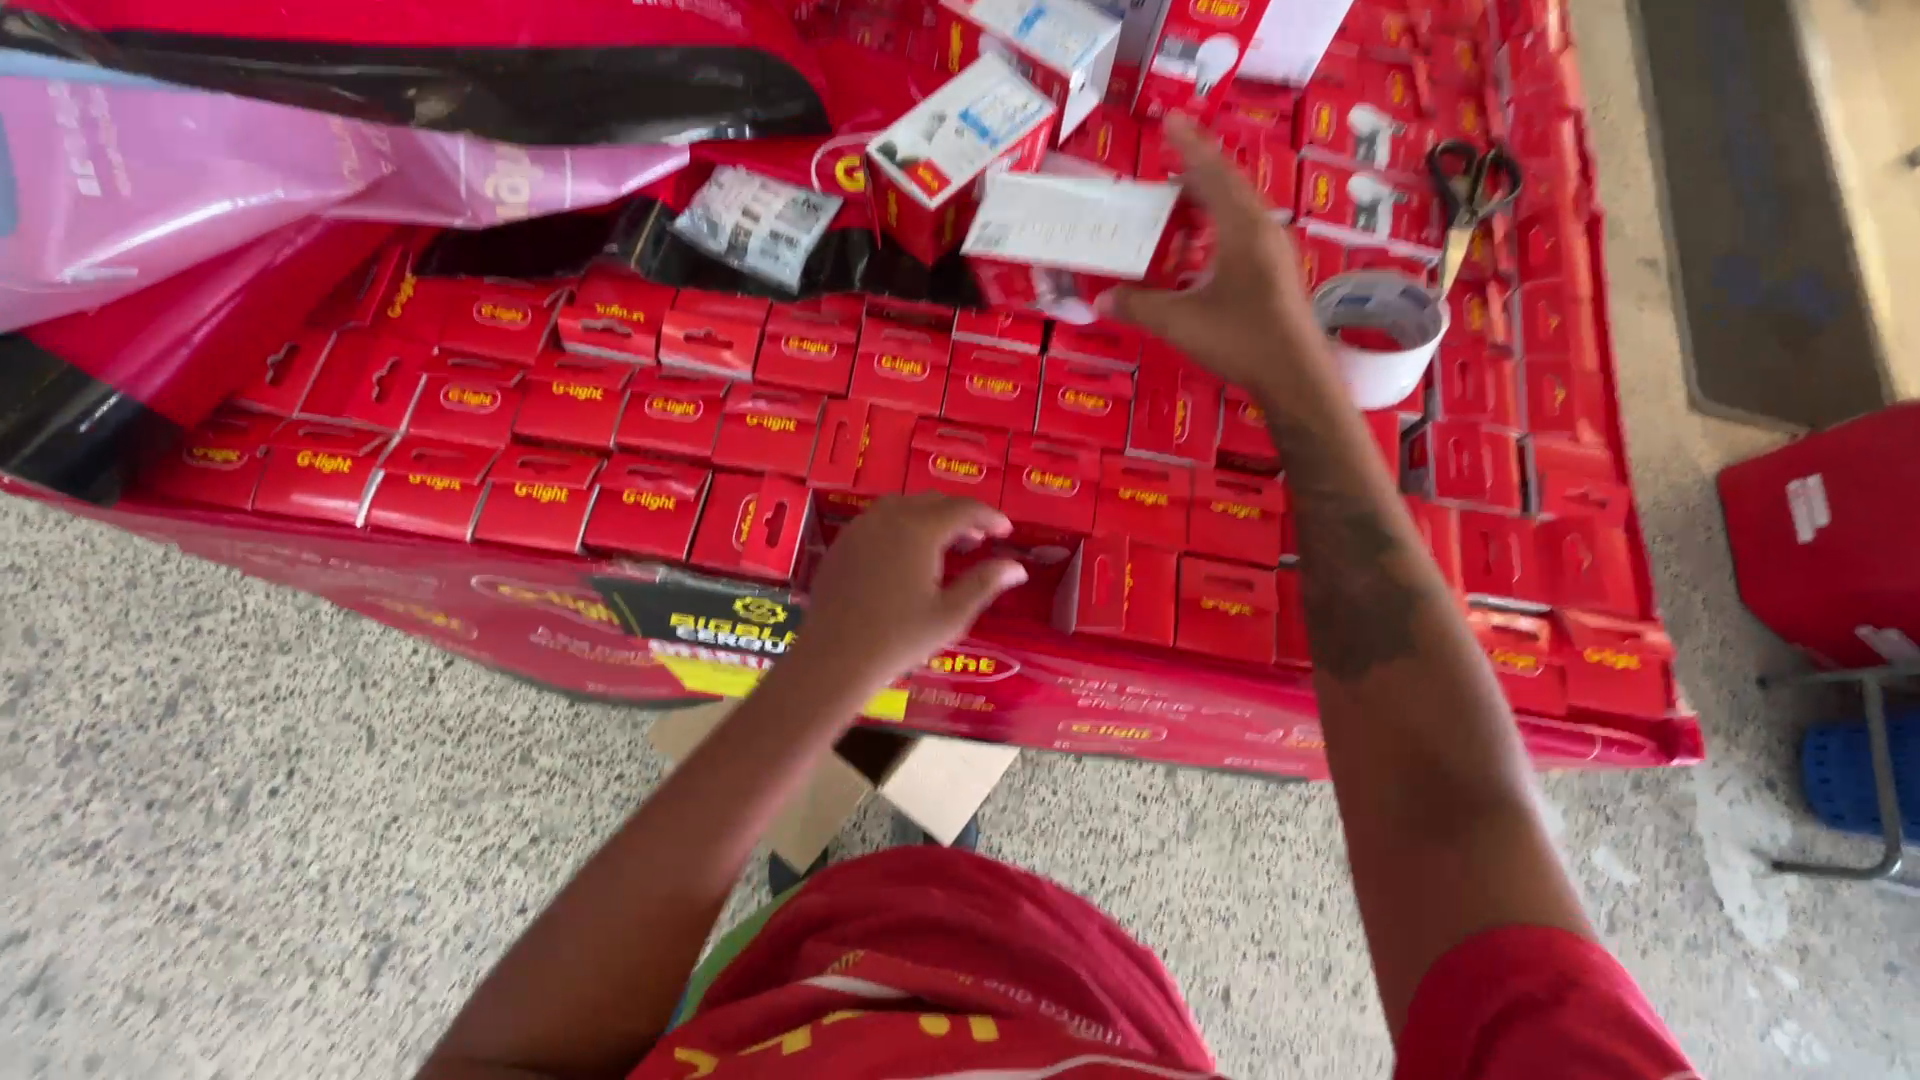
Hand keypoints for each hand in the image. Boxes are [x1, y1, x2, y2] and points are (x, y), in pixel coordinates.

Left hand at [793, 495, 1027, 691]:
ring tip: (944, 544)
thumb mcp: (950, 615)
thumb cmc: (899, 639)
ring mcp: (859, 529)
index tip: (1006, 530)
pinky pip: (877, 521)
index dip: (989, 516)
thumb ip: (984, 584)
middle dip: (960, 515)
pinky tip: (906, 555)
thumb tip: (1016, 567)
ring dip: (929, 516)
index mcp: (919, 530)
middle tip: (979, 539)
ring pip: (902, 506)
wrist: (834, 658)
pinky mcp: (841, 545)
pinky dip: (900, 525)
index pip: (963, 509)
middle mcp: (888, 518)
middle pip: (932, 501)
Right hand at [1105, 115, 1330, 397]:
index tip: (1169, 120)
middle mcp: (1262, 229)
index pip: (1210, 173)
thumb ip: (1138, 306)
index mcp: (1241, 228)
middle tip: (1165, 166)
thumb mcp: (1180, 322)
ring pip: (1237, 210)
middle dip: (1195, 172)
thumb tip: (1101, 298)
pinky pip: (1242, 232)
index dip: (1187, 146)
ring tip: (1178, 204)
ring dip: (1207, 201)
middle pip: (1227, 186)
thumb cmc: (1240, 339)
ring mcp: (1274, 251)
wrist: (1294, 375)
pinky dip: (1217, 226)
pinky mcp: (1276, 272)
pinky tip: (1201, 248)